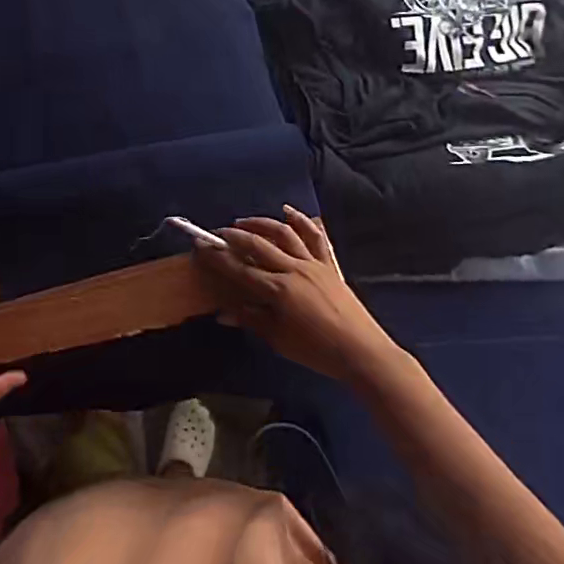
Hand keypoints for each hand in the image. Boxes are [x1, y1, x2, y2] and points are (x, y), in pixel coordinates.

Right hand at [195, 206, 398, 381]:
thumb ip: (251, 320)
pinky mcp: (328, 264)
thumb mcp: (279, 340)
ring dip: (260, 223)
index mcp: (278, 291)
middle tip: (216, 233)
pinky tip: (287, 211)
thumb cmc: (317, 351)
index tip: (201, 247)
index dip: (218, 257)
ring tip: (243, 221)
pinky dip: (300, 221)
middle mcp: (293, 270)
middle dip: (233, 236)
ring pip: (282, 234)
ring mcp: (313, 264)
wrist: (362, 352)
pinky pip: (314, 237)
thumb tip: (222, 314)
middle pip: (257, 245)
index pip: (240, 269)